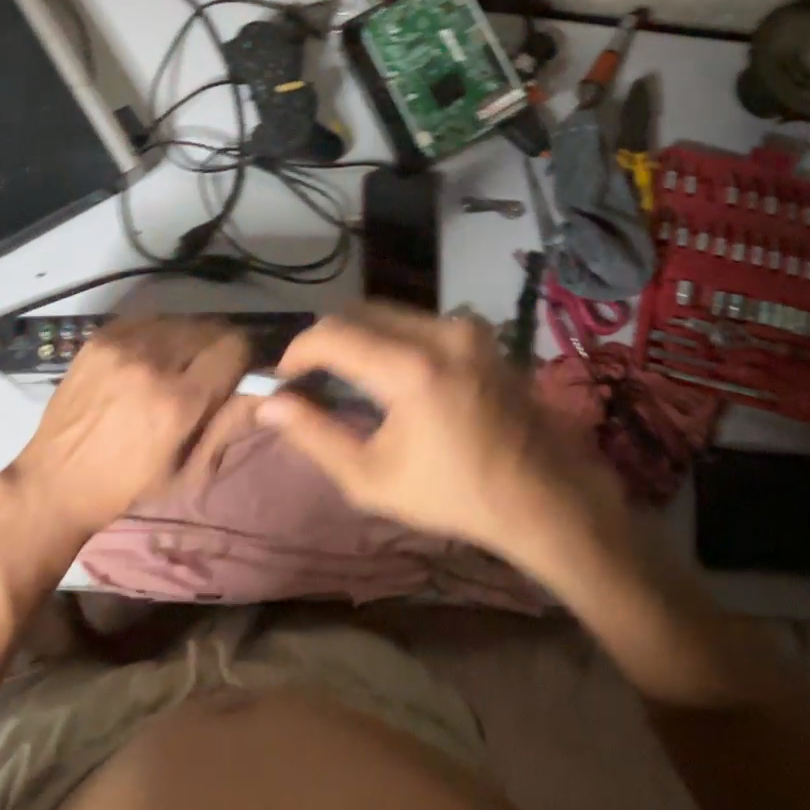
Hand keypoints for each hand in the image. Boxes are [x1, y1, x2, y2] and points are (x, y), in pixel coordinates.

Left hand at [10, 316, 249, 538]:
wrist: (56, 482)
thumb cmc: (128, 487)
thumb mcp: (187, 472)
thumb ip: (227, 426)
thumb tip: (262, 392)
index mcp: (178, 402)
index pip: (234, 347)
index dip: (245, 357)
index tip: (241, 371)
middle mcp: (152, 363)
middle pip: (210, 328)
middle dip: (219, 347)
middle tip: (212, 370)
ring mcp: (121, 346)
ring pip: (179, 320)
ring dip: (190, 339)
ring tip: (181, 364)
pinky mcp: (98, 338)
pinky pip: (146, 320)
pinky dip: (159, 334)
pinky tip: (152, 357)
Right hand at [258, 303, 618, 555]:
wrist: (541, 496)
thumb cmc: (452, 494)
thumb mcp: (370, 477)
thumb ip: (314, 435)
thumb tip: (268, 403)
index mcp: (411, 368)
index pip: (331, 334)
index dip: (297, 351)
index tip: (284, 378)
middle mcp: (440, 332)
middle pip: (359, 313)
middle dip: (327, 341)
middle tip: (313, 378)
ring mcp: (468, 329)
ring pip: (390, 314)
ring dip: (361, 338)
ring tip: (349, 379)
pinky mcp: (483, 335)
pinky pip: (421, 322)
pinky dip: (394, 340)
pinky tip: (393, 377)